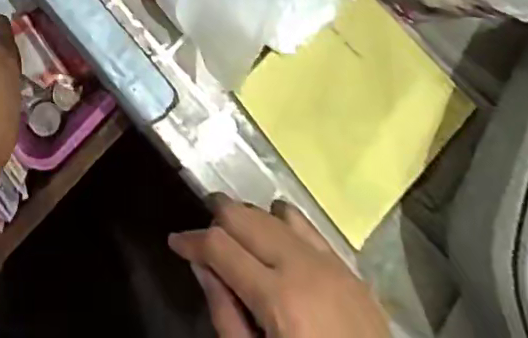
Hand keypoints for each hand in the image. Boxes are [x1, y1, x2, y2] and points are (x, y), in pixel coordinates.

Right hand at [169, 196, 388, 337]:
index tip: (176, 243)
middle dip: (216, 219)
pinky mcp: (351, 272)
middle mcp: (304, 268)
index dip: (191, 240)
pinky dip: (281, 226)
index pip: (219, 245)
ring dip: (249, 221)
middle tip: (202, 240)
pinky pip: (307, 227)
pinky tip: (275, 247)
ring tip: (238, 244)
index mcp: (279, 300)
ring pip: (273, 212)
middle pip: (243, 215)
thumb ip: (224, 314)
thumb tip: (201, 265)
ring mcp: (332, 265)